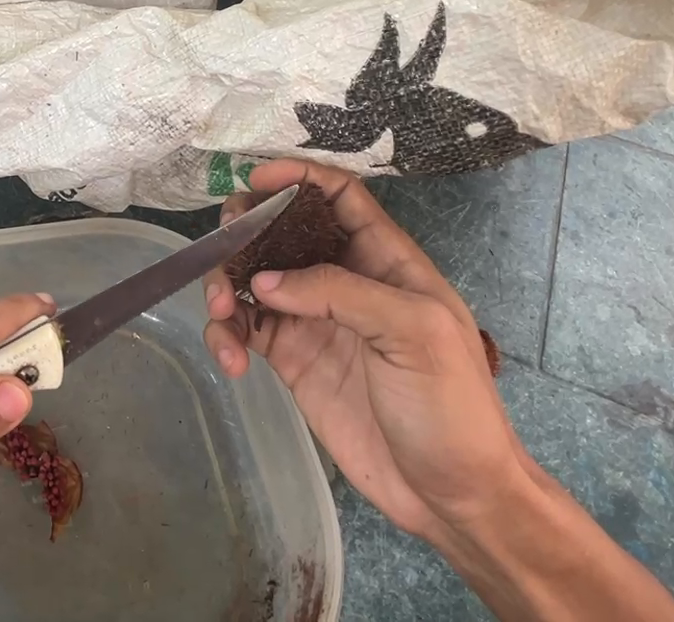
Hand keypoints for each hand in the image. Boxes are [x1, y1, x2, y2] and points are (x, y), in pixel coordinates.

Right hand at [206, 160, 673, 621]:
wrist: (451, 496)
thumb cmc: (452, 406)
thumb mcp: (413, 334)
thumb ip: (339, 292)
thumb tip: (263, 279)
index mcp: (382, 259)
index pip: (338, 196)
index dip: (298, 177)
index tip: (256, 179)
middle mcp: (340, 279)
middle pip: (279, 230)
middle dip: (243, 231)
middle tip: (221, 250)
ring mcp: (310, 318)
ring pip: (251, 277)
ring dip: (225, 286)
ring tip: (221, 316)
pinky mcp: (289, 357)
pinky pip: (243, 328)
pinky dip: (226, 335)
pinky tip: (232, 361)